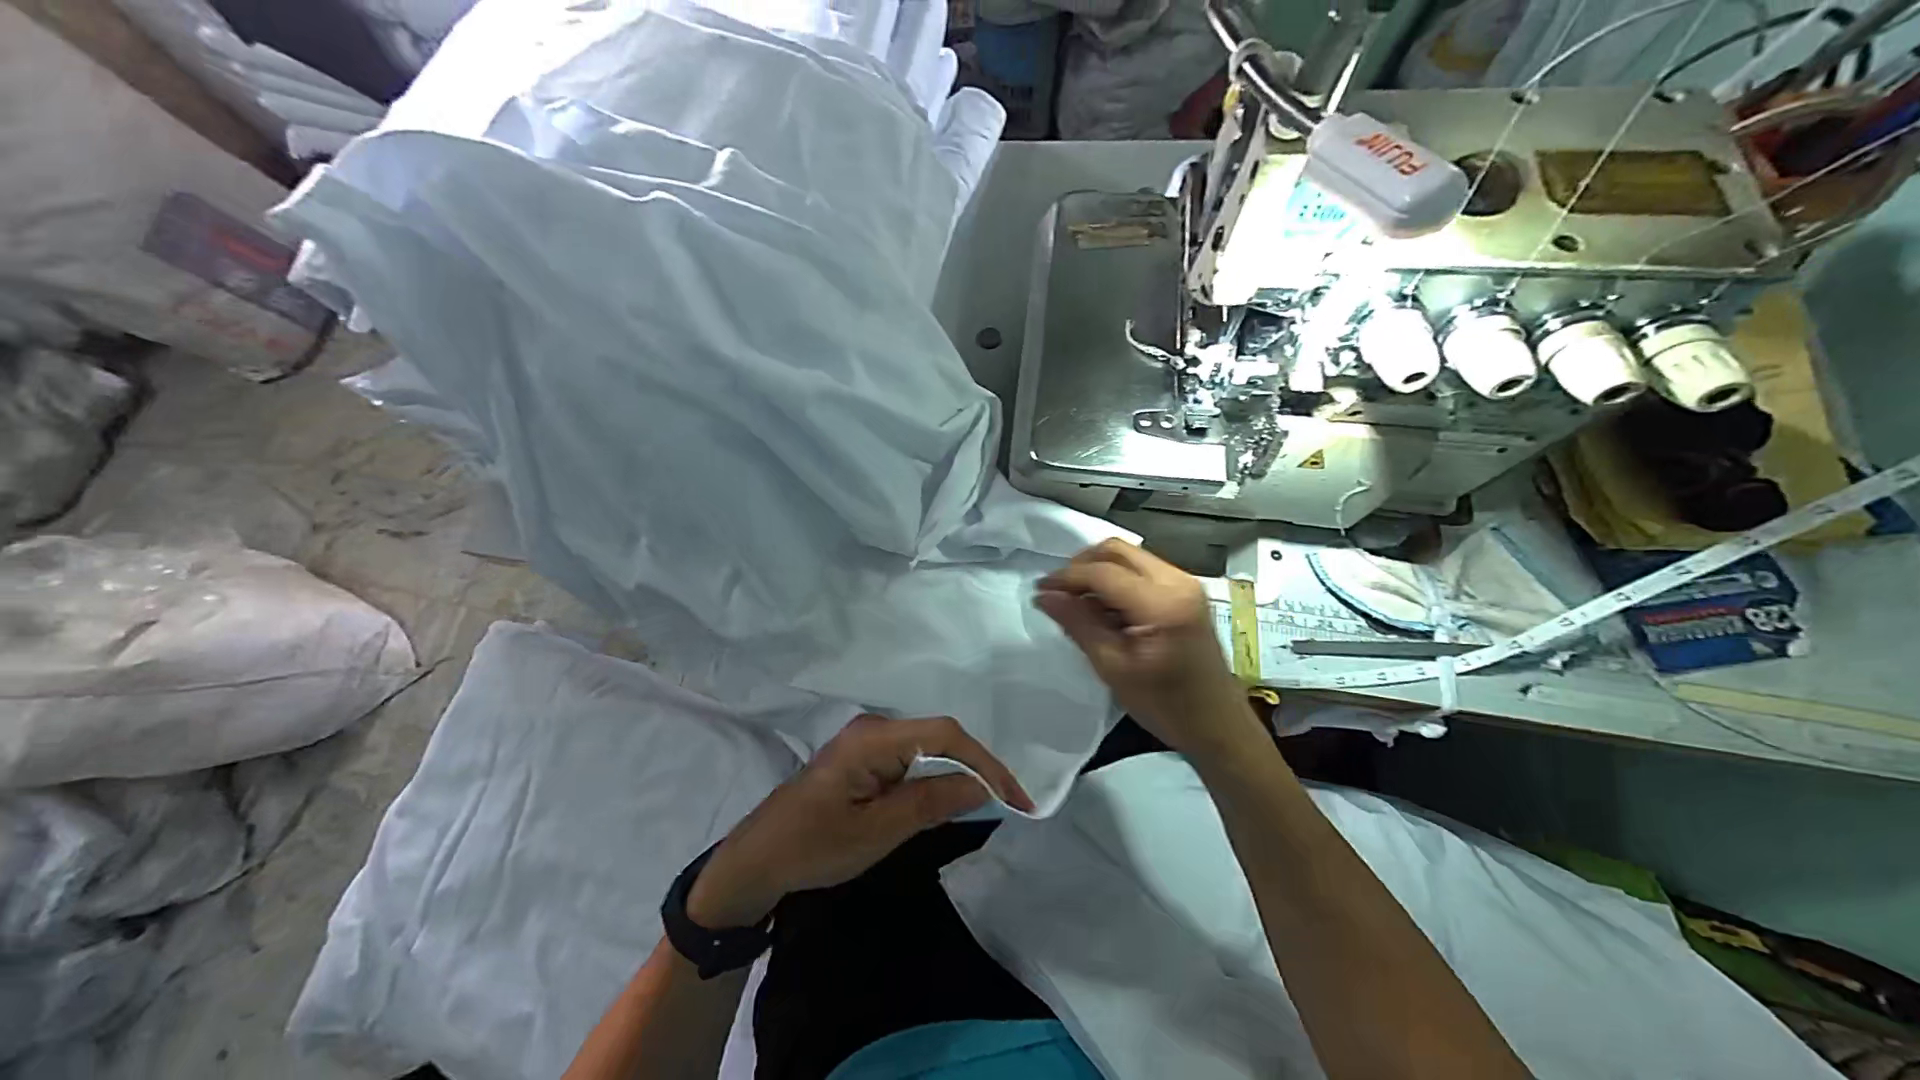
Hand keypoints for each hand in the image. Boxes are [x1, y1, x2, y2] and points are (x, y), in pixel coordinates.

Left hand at [687, 714, 1033, 927]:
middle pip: (940, 736)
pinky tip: (954, 797)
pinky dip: (938, 778)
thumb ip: (931, 803)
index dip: (984, 763)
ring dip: (960, 773)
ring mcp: (868, 742)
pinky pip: (912, 759)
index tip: (1014, 798)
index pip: (944, 735)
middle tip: (1011, 803)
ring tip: (993, 801)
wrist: (758, 859)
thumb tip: (982, 786)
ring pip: (928, 748)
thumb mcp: (878, 831)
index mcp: (873, 739)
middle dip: (978, 767)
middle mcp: (873, 729)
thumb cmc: (814, 847)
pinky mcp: (865, 759)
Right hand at [1034, 539, 1262, 760]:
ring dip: (1099, 571)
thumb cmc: (1166, 706)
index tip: (1039, 590)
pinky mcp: (1186, 592)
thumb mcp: (1114, 669)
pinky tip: (1102, 607)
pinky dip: (1116, 580)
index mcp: (1162, 603)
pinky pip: (1142, 570)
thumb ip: (1079, 625)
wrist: (1218, 725)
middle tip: (1058, 592)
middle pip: (1117, 551)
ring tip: (1077, 601)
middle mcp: (1177, 581)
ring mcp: (1185, 584)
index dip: (1066, 577)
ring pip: (1129, 557)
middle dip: (1081, 565)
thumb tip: (1045, 596)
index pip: (1103, 572)